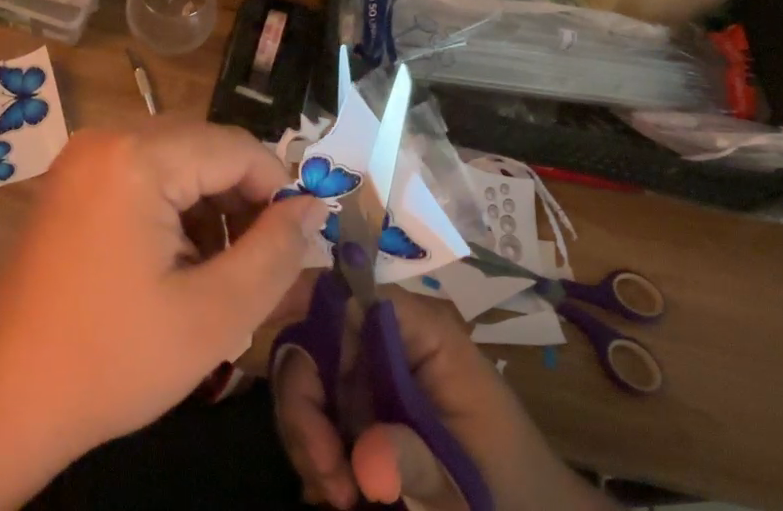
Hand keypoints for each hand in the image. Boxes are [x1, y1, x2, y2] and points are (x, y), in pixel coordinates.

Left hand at [0, 120, 328, 453]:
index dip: (279, 191)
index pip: (237, 148)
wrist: (6, 398)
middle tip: (255, 265)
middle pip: (204, 148)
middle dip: (241, 200)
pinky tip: (175, 264)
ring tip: (216, 272)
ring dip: (208, 206)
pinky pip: (140, 176)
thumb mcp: (215, 312)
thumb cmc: (114, 358)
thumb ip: (276, 250)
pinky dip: (171, 210)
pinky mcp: (69, 186)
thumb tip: (313, 205)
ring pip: (175, 162)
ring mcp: (80, 161)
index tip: (296, 245)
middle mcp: (104, 140)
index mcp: (136, 158)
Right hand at [274, 289, 614, 510]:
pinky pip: (316, 418)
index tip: (267, 346)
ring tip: (340, 499)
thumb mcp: (472, 484)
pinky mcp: (361, 413)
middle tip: (327, 476)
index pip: (348, 291)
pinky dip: (315, 457)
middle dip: (304, 407)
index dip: (298, 301)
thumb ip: (421, 464)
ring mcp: (371, 379)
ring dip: (308, 441)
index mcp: (422, 335)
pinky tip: (339, 495)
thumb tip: (365, 459)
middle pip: (313, 341)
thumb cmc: (516, 492)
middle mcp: (388, 345)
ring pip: (306, 383)